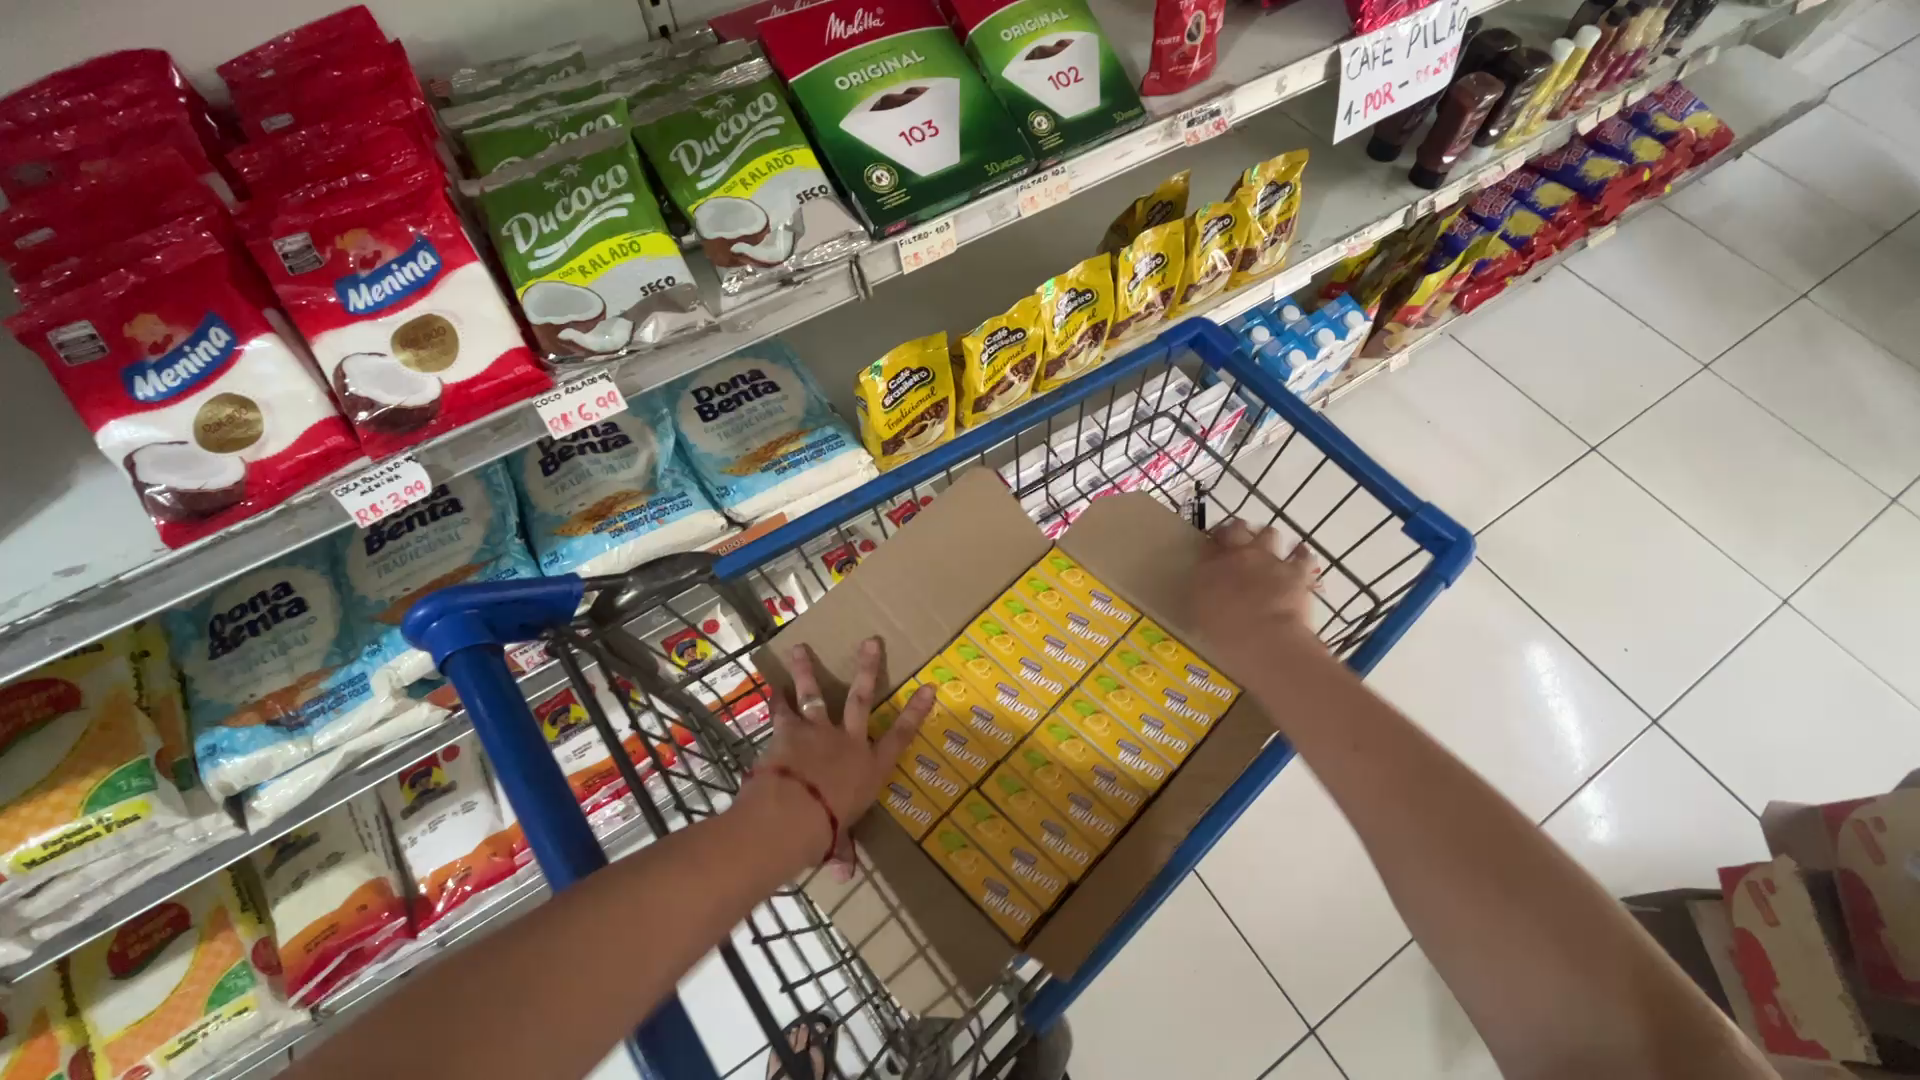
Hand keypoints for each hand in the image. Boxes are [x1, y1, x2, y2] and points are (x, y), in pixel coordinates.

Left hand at [745, 637, 932, 867]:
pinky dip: (777, 699)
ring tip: (801, 647)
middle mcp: (850, 743)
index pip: (900, 737)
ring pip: (817, 694)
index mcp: (870, 769)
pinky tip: (772, 686)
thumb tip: (843, 875)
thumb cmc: (824, 832)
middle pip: (862, 698)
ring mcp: (819, 732)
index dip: (916, 712)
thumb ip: (840, 850)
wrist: (792, 815)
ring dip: (808, 670)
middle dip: (869, 669)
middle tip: (871, 641)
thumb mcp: (837, 842)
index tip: (929, 687)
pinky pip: (782, 711)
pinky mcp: (790, 731)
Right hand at [1185, 519, 1322, 678]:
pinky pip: (1302, 554)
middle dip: (1237, 531)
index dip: (1212, 543)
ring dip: (1267, 538)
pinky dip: (1301, 554)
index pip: (1207, 544)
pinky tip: (1300, 555)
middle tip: (1238, 540)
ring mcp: (1268, 559)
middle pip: (1236, 529)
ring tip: (1269, 547)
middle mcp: (1237, 556)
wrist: (1264, 637)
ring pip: (1268, 533)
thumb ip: (1205, 599)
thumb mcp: (1201, 616)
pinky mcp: (1296, 570)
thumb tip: (1208, 595)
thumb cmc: (1224, 634)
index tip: (1213, 549)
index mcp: (1209, 567)